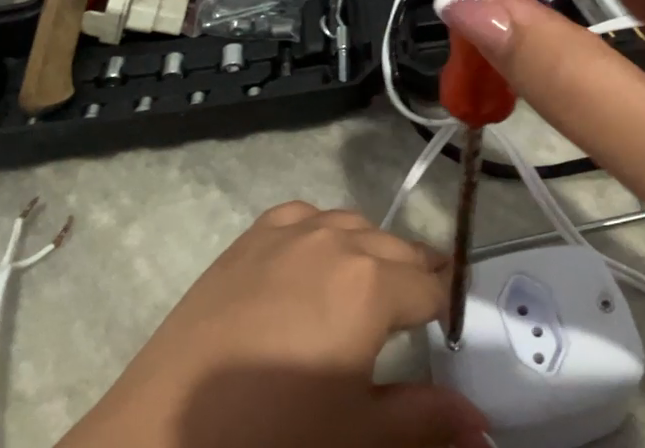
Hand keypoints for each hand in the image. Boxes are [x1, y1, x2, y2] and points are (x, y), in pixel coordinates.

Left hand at [58, 202, 486, 447]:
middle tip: (417, 324)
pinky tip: (315, 267)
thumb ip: (426, 419)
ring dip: (372, 254)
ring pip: (354, 227)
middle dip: (416, 280)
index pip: (434, 285)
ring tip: (367, 296)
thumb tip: (481, 423)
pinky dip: (323, 235)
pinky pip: (306, 218)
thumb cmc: (274, 433)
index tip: (453, 335)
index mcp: (372, 282)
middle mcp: (336, 239)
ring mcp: (288, 232)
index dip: (450, 310)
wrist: (163, 430)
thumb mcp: (358, 434)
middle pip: (398, 249)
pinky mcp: (249, 237)